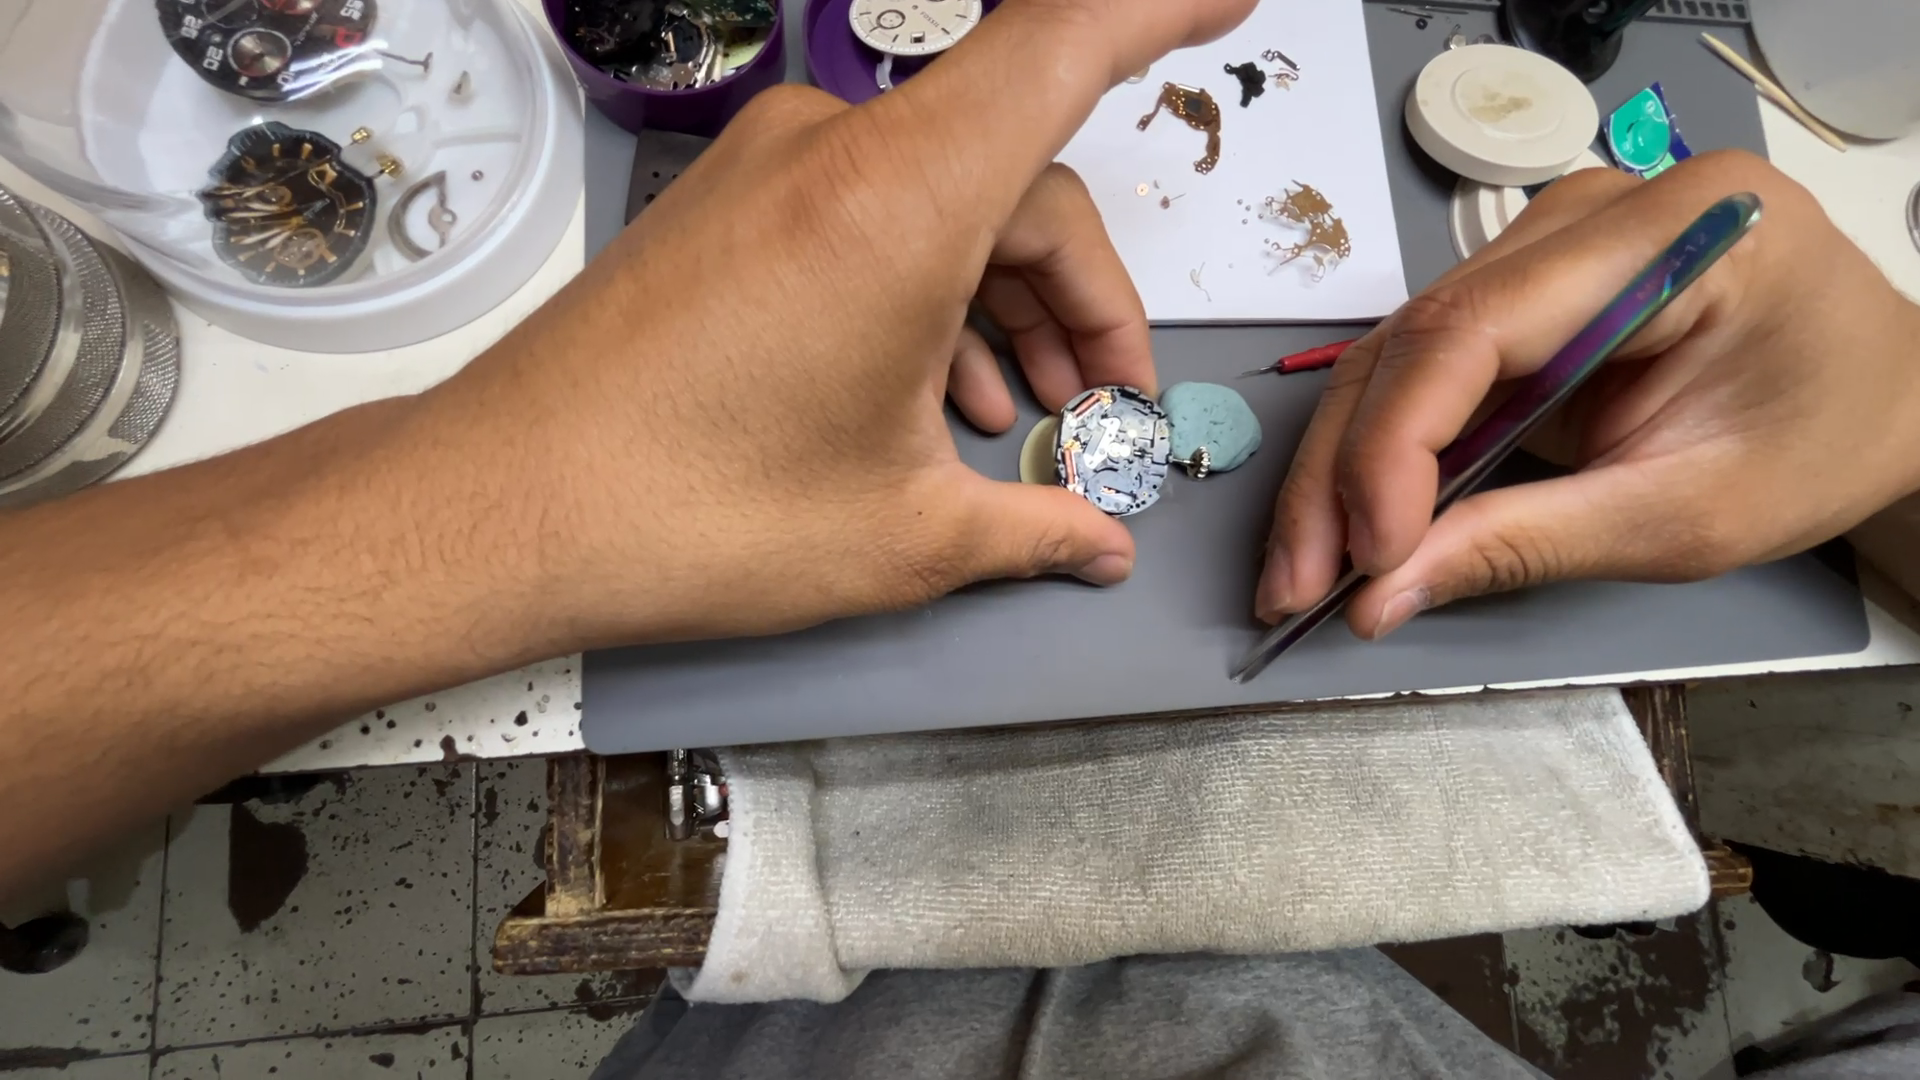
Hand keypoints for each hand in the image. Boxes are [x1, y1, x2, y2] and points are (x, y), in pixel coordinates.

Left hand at [417, 0, 1258, 645]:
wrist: (508, 515)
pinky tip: (939, 398)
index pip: (1058, 53)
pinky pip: (872, 232)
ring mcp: (774, 178)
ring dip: (1006, 307)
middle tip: (1103, 400)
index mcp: (901, 206)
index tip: (1226, 5)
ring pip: (945, 211)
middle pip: (1017, 185)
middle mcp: (837, 157)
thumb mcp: (906, 537)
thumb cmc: (708, 521)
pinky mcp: (734, 218)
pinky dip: (927, 303)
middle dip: (1081, 296)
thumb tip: (1105, 550)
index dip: (1155, 15)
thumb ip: (1032, 532)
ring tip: (1031, 414)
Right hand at [1257, 149, 1919, 638]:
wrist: (1871, 392)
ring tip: (1302, 571)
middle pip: (1398, 355)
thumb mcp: (1688, 515)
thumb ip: (1523, 545)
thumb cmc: (1821, 439)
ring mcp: (1517, 261)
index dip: (1391, 452)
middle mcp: (1567, 226)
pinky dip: (1356, 464)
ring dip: (1328, 480)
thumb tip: (1376, 599)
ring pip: (1374, 371)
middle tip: (1296, 585)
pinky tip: (1334, 526)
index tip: (1369, 561)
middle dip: (1334, 481)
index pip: (1466, 337)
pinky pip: (1393, 384)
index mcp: (1665, 236)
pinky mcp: (1489, 308)